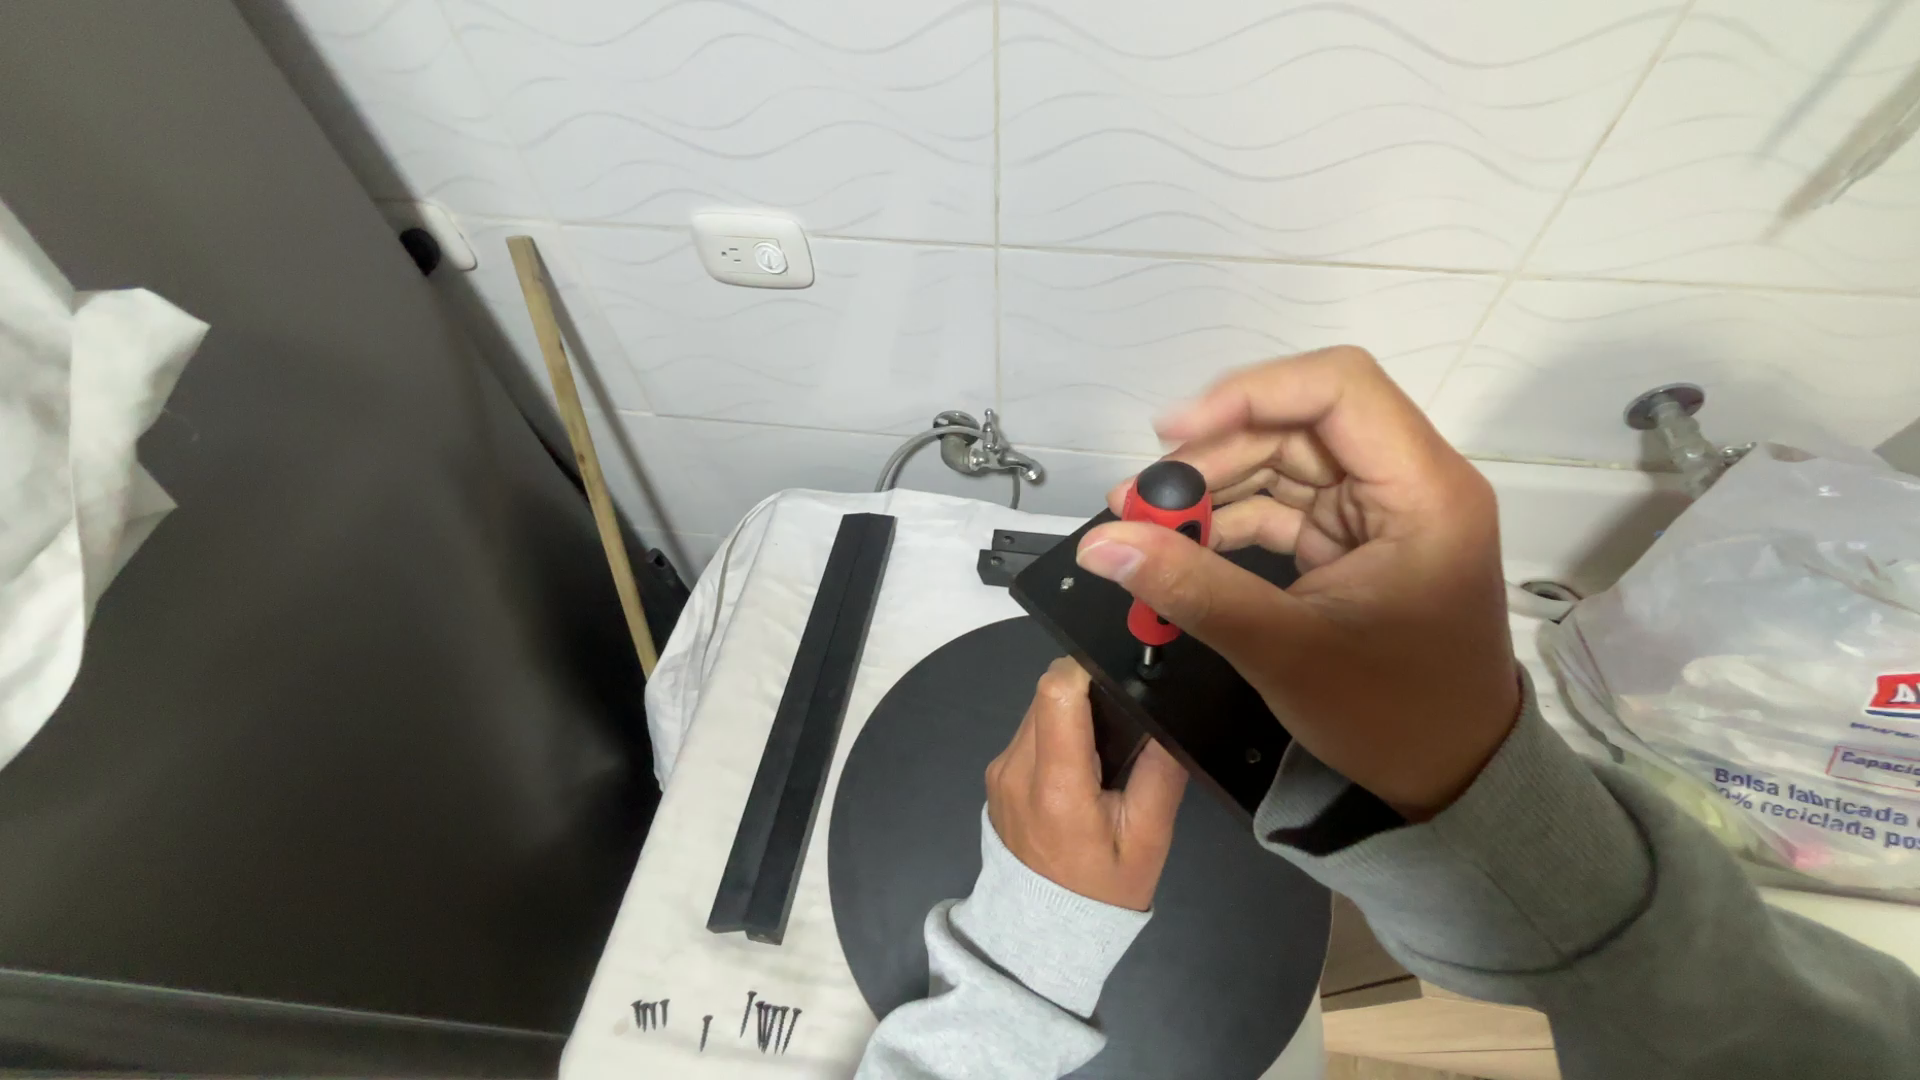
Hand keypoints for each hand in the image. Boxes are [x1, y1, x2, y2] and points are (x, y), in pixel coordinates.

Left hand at [985, 658, 1188, 910]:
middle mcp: (1016, 767)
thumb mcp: (1146, 840)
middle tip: (1122, 718)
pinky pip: (1027, 732)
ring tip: (1104, 746)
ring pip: (1035, 709)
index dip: (1086, 670)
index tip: (1117, 675)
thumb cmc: (1101, 890)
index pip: (1056, 693)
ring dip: (1069, 712)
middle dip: (1085, 692)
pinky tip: (1079, 762)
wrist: (1043, 930)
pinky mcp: (995, 774)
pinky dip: (1054, 733)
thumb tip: (1164, 718)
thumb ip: (1158, 775)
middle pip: (1046, 695)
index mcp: (1056, 785)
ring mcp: (999, 770)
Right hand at [1081, 347, 1518, 820]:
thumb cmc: (1390, 715)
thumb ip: (1190, 588)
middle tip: (1137, 501)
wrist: (1447, 775)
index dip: (1250, 393)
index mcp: (1421, 491)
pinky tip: (1177, 545)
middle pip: (1295, 425)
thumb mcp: (1282, 649)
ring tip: (1142, 523)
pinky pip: (1276, 505)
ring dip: (1208, 487)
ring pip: (1278, 461)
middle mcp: (1403, 482)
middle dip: (1210, 456)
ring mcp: (1374, 510)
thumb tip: (1101, 545)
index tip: (1170, 433)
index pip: (1338, 388)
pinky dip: (1223, 520)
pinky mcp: (1349, 537)